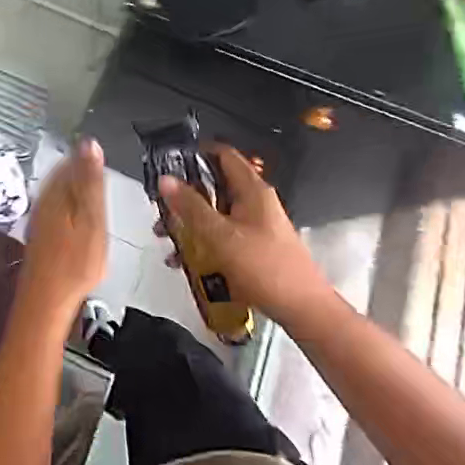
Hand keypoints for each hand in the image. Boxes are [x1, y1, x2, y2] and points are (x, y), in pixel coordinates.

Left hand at [21, 138, 108, 312]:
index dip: (90, 155)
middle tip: (103, 172)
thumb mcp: (92, 219)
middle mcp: (44, 199)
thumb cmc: (74, 263)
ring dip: (78, 187)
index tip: (105, 157)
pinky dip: (73, 205)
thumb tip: (90, 144)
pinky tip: (82, 217)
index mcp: (56, 191)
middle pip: (64, 172)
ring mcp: (40, 216)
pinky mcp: (41, 231)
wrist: (46, 300)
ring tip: (97, 193)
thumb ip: (91, 181)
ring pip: (60, 188)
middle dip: (83, 168)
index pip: (73, 158)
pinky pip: (58, 205)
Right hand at [158, 144, 328, 325]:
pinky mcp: (255, 247)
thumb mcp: (221, 235)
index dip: (196, 154)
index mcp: (252, 190)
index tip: (170, 163)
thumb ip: (191, 206)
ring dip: (190, 223)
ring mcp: (256, 225)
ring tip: (167, 238)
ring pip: (216, 213)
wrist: (302, 309)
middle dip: (186, 196)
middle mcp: (256, 202)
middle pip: (216, 186)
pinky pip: (223, 235)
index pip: (223, 155)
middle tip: (162, 209)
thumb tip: (166, 179)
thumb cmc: (264, 268)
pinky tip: (185, 261)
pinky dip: (203, 242)